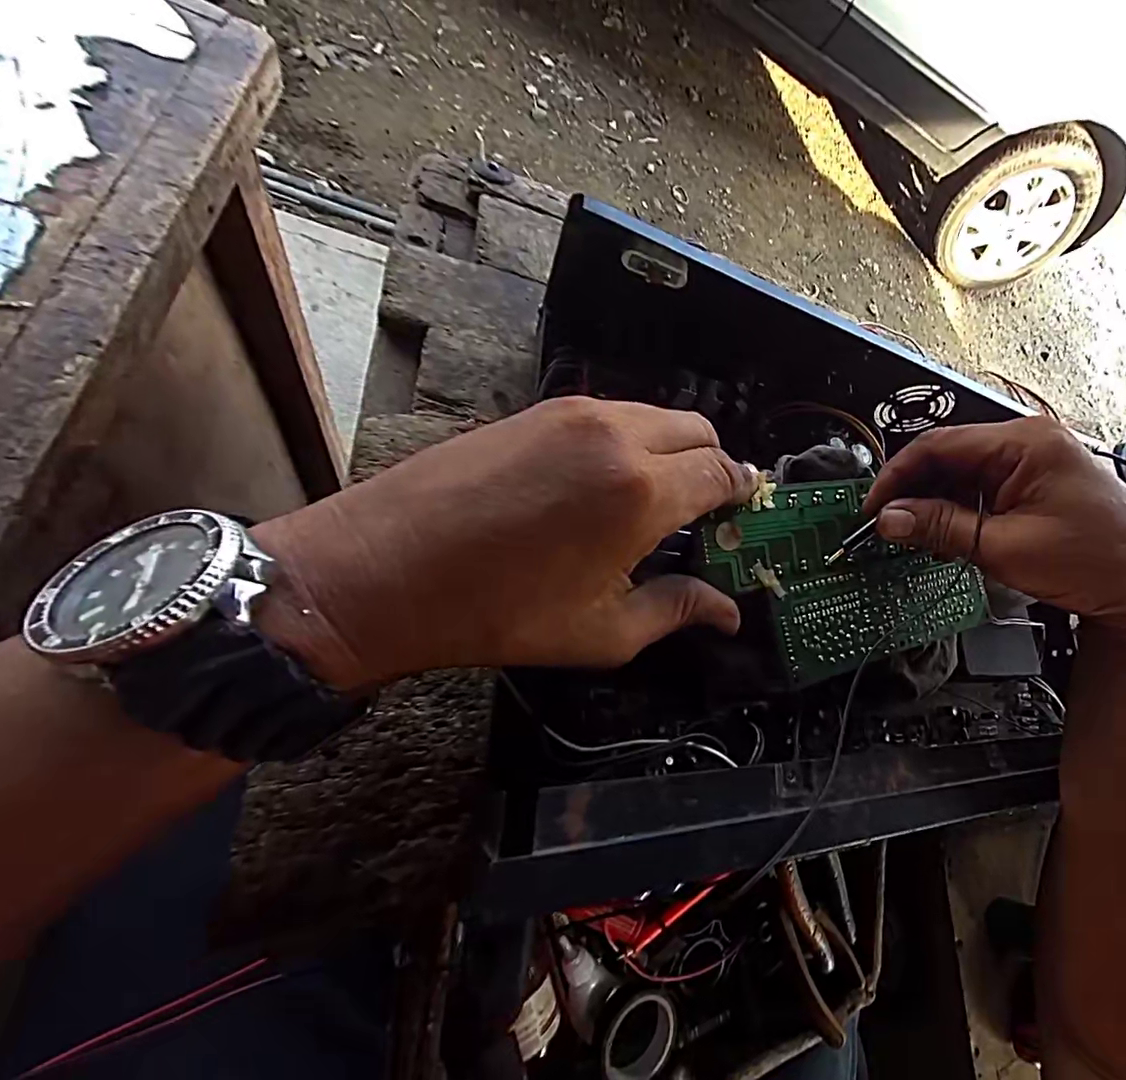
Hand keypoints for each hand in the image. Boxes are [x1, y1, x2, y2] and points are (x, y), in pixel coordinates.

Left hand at [251, 398, 754, 688]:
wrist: (381, 570)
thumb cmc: (499, 613)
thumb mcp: (604, 631)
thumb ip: (679, 610)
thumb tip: (728, 612)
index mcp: (643, 493)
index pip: (723, 473)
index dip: (743, 491)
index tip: (745, 509)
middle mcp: (619, 438)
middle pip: (701, 431)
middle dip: (714, 466)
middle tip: (704, 509)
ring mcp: (576, 414)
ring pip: (658, 416)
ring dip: (674, 450)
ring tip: (654, 497)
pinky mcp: (541, 409)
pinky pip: (615, 414)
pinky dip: (633, 440)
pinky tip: (606, 481)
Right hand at [863, 417, 1125, 646]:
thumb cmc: (1102, 561)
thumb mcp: (1006, 548)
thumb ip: (942, 528)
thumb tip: (893, 518)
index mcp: (1026, 442)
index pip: (940, 445)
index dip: (898, 476)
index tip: (875, 506)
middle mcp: (1030, 443)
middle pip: (950, 458)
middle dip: (915, 493)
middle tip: (889, 526)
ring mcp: (1035, 464)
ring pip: (964, 477)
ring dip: (937, 506)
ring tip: (918, 538)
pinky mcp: (1036, 486)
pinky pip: (984, 491)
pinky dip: (961, 513)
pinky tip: (950, 537)